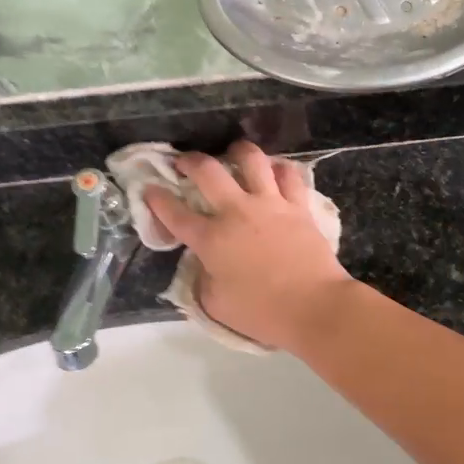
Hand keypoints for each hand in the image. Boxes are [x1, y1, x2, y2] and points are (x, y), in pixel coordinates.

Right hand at [144, 141, 355, 352]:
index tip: (149, 188)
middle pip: (207, 171)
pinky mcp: (299, 206)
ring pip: (252, 159)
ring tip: (234, 153)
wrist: (314, 306)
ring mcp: (270, 204)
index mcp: (211, 239)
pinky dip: (280, 168)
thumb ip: (203, 279)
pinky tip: (276, 170)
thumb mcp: (216, 304)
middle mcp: (237, 212)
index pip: (175, 213)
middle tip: (184, 162)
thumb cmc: (262, 313)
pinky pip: (289, 175)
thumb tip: (204, 264)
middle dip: (189, 161)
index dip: (157, 199)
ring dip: (238, 151)